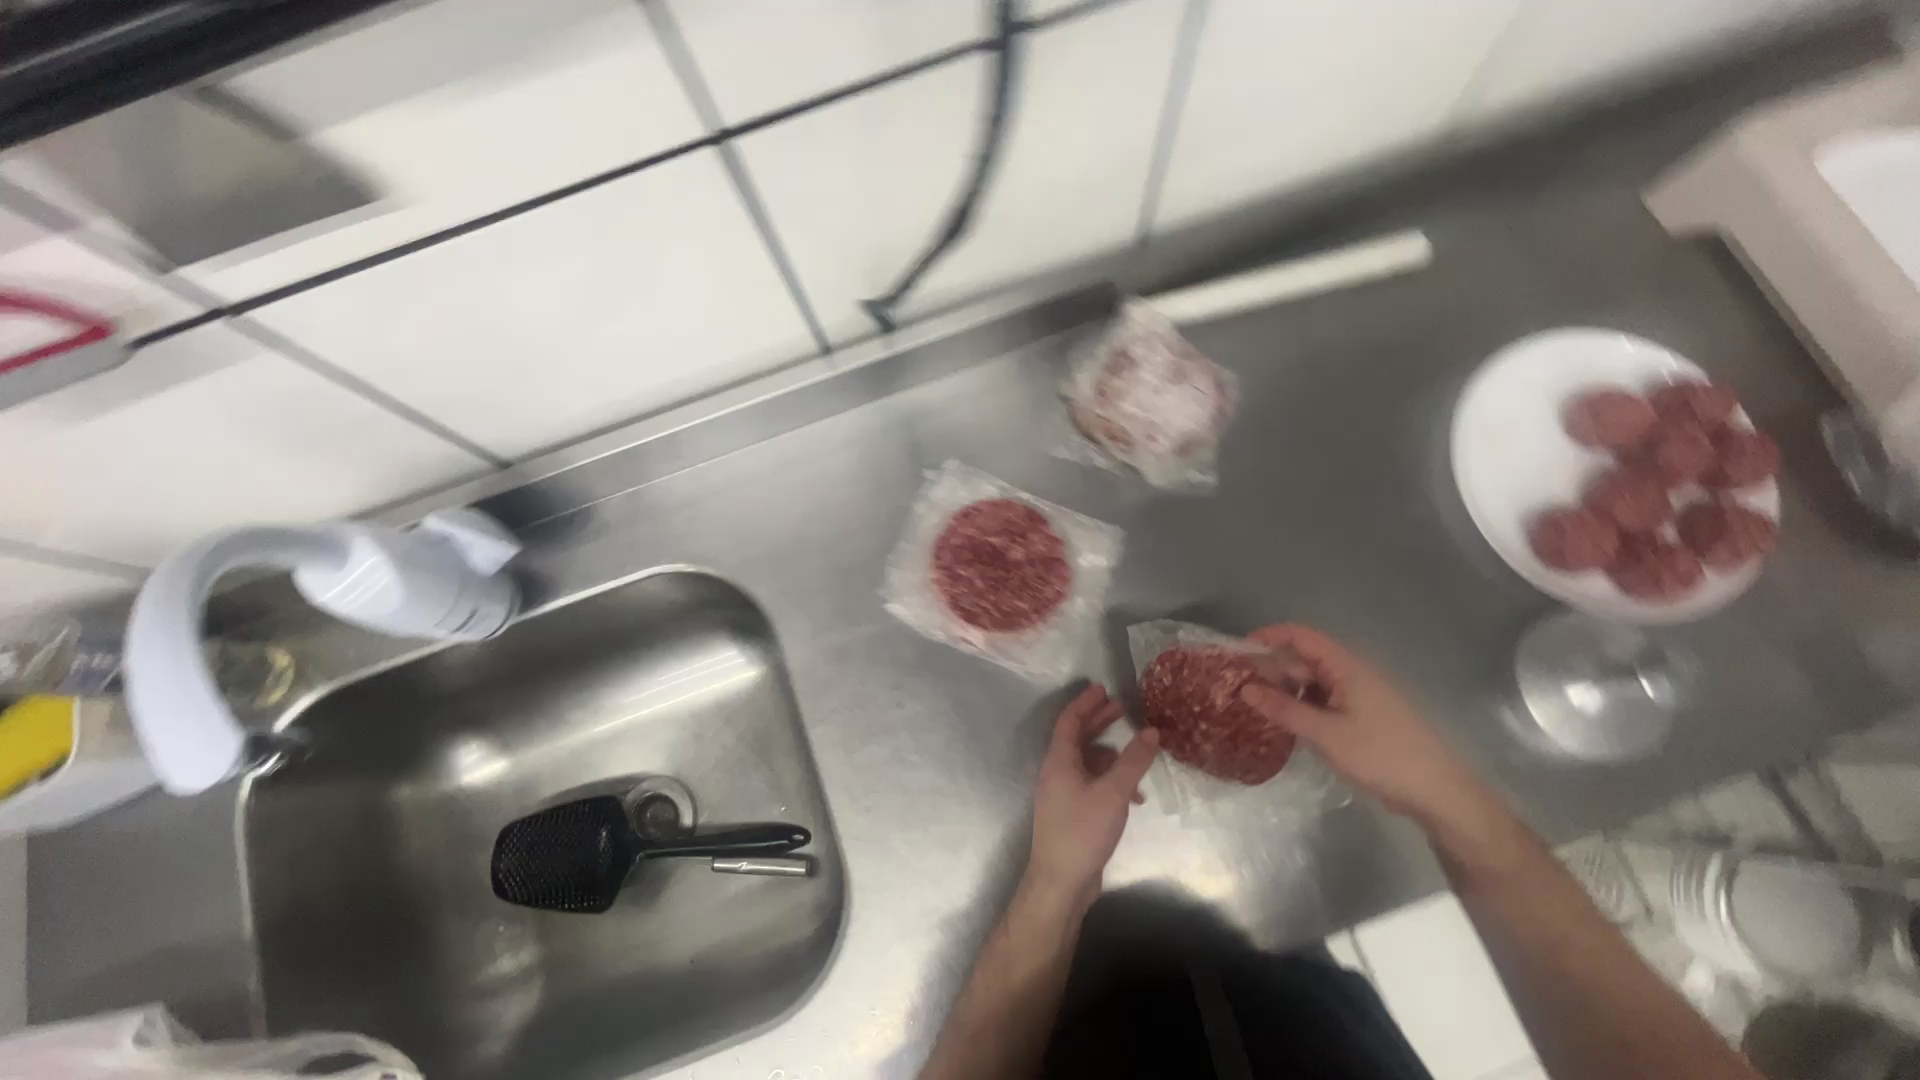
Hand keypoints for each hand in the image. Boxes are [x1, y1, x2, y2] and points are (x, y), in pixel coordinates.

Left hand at [1025, 685, 1159, 914]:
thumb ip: (1133, 761)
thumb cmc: (1082, 831)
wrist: (1062, 882)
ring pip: (1088, 763)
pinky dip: (1112, 782)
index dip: (1085, 703)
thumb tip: (1152, 731)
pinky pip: (1093, 785)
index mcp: (1058, 761)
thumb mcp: (1113, 793)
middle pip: (1078, 738)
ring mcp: (1063, 794)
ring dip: (1111, 755)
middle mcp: (1056, 772)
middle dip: (1099, 722)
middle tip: (1122, 708)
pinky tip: (1135, 796)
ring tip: (1137, 754)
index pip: (1069, 721)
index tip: (1103, 688)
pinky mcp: (1073, 813)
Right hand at [1241, 624, 1489, 828]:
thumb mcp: (1325, 733)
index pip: (1302, 636)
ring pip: (1314, 683)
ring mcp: (1360, 696)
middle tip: (1238, 686)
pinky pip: (1325, 701)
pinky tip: (1286, 725)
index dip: (1269, 637)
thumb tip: (1245, 688)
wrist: (1436, 791)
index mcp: (1347, 667)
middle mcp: (1353, 674)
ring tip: (1255, 707)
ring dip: (1286, 690)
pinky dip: (1303, 707)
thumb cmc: (1380, 755)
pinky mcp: (1363, 717)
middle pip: (1305, 659)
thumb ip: (1283, 709)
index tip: (1238, 651)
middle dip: (1272, 668)